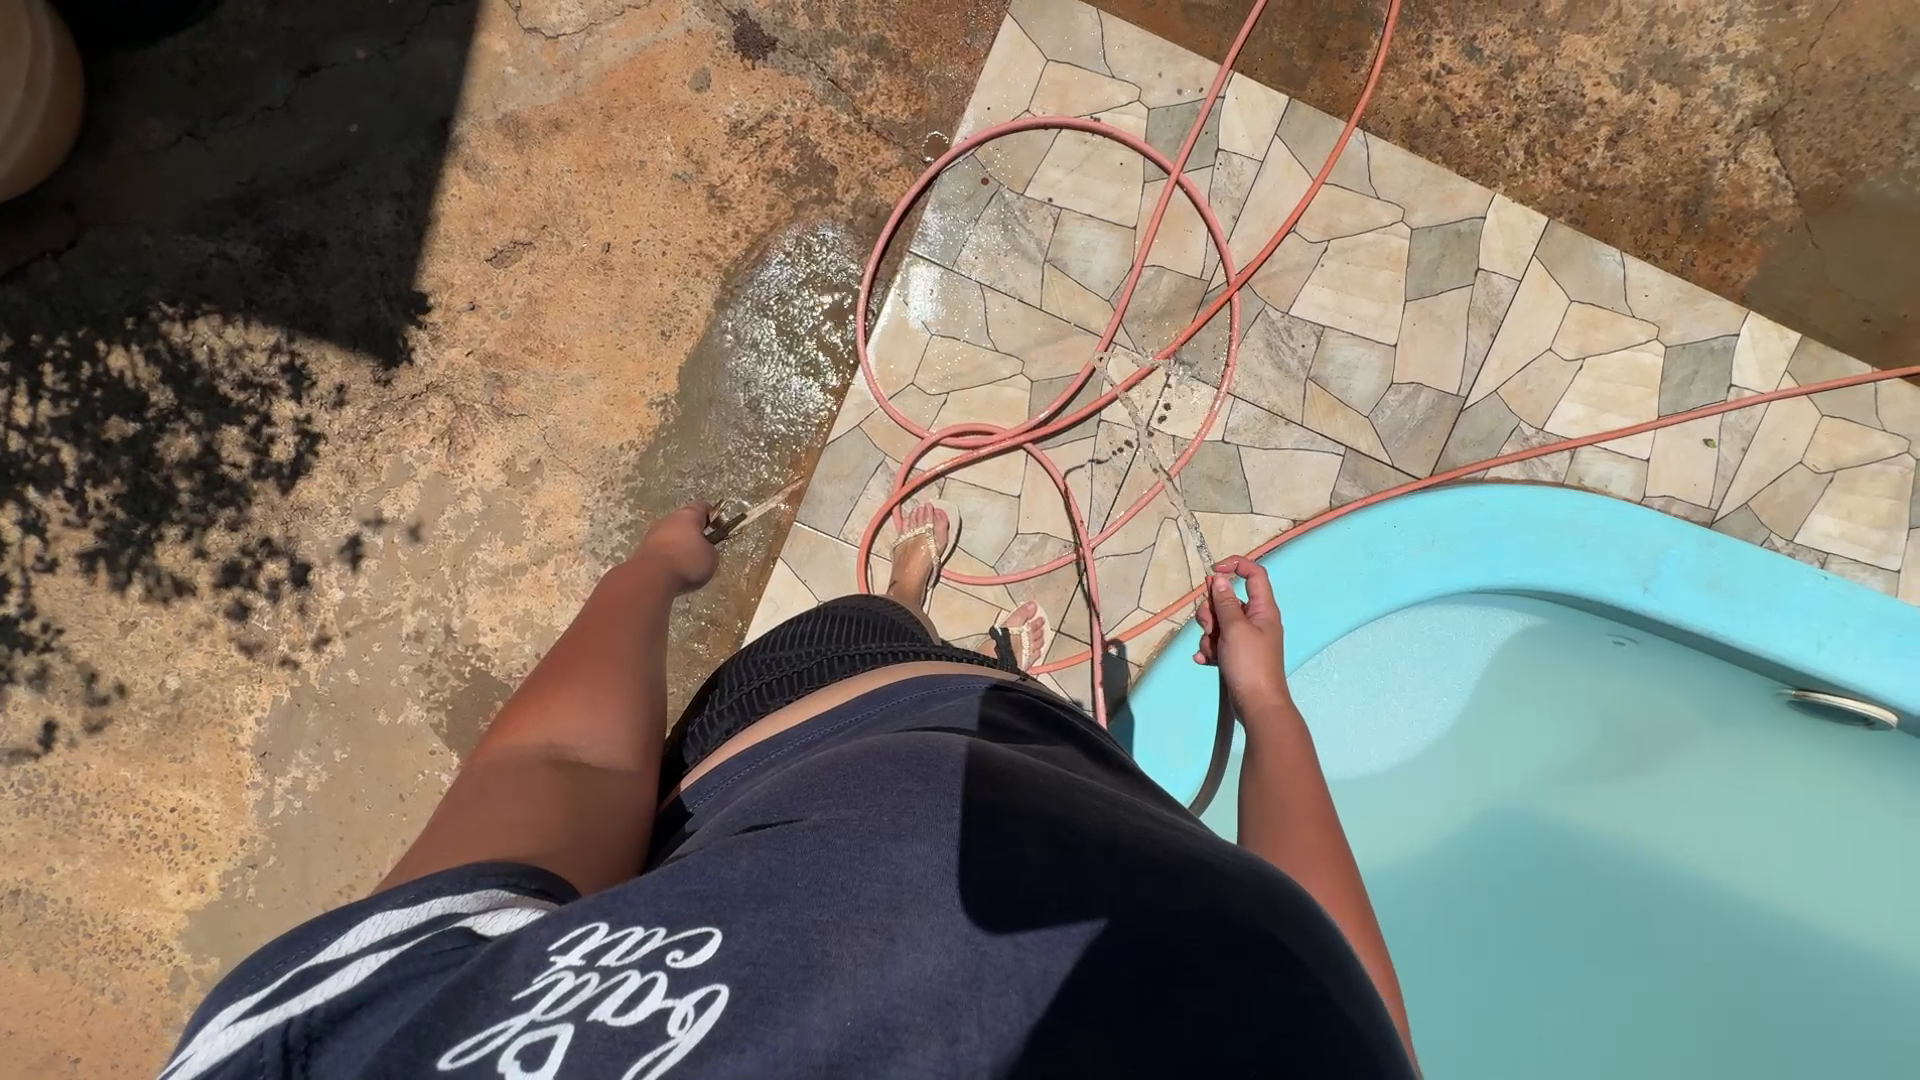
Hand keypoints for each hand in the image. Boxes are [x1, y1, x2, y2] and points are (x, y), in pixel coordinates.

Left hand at [632, 503, 718, 593]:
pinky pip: (662, 549)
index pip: (704, 507)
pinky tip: (676, 569)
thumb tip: (704, 549)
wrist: (652, 577)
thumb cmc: (688, 562)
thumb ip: (711, 548)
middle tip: (705, 547)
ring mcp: (653, 534)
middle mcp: (669, 520)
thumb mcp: (712, 557)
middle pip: (685, 521)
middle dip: (695, 532)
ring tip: (690, 562)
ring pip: (671, 535)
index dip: (714, 517)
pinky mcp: (643, 550)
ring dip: (681, 545)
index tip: (720, 529)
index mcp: (688, 516)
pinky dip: (670, 556)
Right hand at [1193, 555, 1291, 717]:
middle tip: (1211, 627)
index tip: (1212, 573)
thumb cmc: (1250, 663)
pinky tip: (1206, 660)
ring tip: (1212, 650)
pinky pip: (1217, 643)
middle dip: (1212, 611)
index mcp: (1262, 609)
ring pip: (1219, 623)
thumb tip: (1219, 579)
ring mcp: (1245, 638)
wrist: (1257, 704)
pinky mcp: (1236, 655)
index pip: (1254, 574)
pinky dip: (1210, 650)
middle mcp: (1255, 620)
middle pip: (1228, 600)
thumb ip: (1225, 602)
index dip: (1235, 566)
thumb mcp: (1235, 628)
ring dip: (1209, 635)